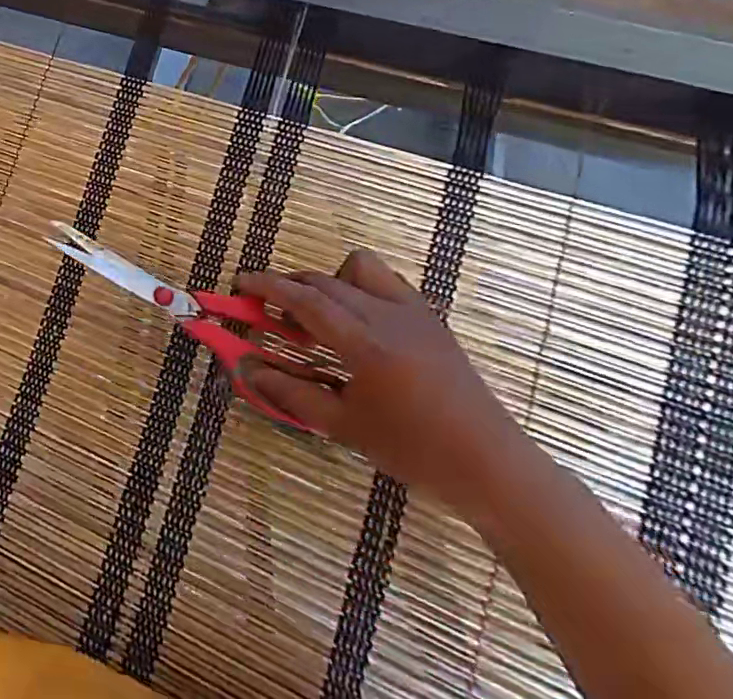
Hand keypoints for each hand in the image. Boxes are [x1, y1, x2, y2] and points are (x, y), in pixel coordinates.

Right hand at [233, 250, 529, 514]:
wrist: (492, 465)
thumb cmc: (414, 450)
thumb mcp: (342, 425)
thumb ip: (289, 392)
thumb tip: (245, 369)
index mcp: (365, 342)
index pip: (304, 298)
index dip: (267, 285)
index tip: (240, 282)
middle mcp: (389, 316)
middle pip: (324, 280)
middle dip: (289, 287)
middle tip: (269, 314)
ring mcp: (415, 313)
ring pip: (360, 268)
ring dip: (329, 281)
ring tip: (319, 316)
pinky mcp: (431, 320)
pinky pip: (387, 283)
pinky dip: (360, 289)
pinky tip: (356, 324)